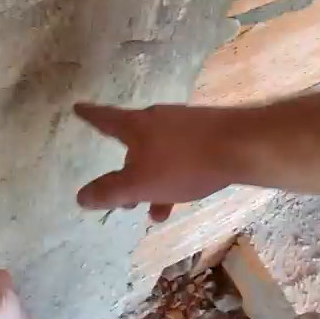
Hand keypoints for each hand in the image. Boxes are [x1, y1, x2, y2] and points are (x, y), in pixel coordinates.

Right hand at [75, 102, 245, 221]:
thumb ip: (110, 191)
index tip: (78, 107)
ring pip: (158, 154)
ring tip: (154, 211)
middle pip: (133, 141)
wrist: (241, 147)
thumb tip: (80, 196)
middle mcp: (158, 118)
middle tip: (122, 196)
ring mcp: (184, 124)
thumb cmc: (184, 163)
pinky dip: (173, 176)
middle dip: (126, 170)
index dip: (89, 115)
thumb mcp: (140, 184)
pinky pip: (180, 156)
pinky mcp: (207, 133)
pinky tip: (181, 197)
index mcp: (136, 125)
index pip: (105, 118)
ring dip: (152, 181)